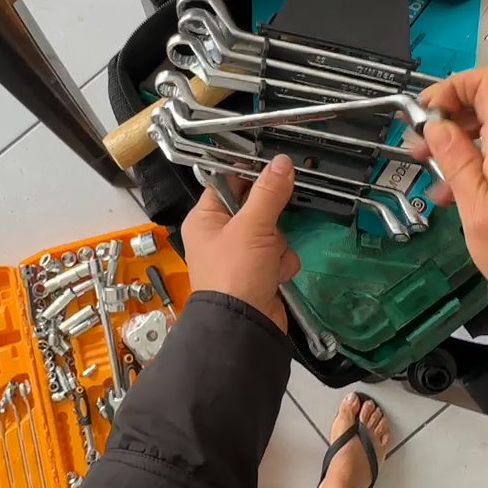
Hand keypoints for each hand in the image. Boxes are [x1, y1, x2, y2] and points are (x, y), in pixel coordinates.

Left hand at [181, 153, 300, 330]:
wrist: (243, 325)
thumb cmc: (234, 273)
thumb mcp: (252, 226)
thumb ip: (269, 192)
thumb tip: (281, 162)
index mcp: (205, 219)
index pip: (227, 183)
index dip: (250, 175)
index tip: (274, 170)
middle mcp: (220, 235)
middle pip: (256, 208)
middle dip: (270, 221)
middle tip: (269, 226)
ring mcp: (241, 255)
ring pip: (273, 232)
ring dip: (278, 246)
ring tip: (268, 261)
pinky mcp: (259, 272)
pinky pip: (279, 254)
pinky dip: (281, 264)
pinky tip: (275, 276)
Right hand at [413, 65, 487, 279]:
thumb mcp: (474, 203)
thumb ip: (454, 158)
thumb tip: (437, 125)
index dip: (454, 87)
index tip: (428, 113)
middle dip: (451, 119)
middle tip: (421, 148)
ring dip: (463, 143)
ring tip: (436, 176)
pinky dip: (483, 158)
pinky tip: (460, 191)